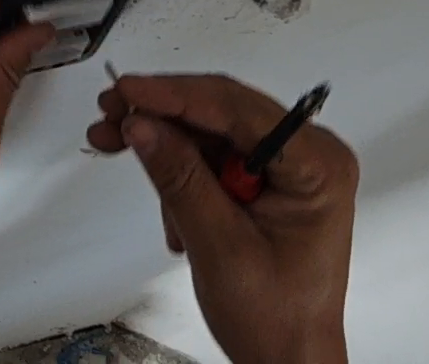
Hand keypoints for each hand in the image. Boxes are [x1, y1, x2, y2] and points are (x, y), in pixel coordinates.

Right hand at [88, 73, 357, 363]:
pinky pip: (209, 150)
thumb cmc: (275, 319)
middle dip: (161, 114)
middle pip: (220, 109)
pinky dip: (177, 166)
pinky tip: (166, 202)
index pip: (237, 108)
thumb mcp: (221, 249)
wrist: (288, 362)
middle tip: (111, 113)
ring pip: (208, 127)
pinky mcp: (262, 174)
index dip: (176, 95)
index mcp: (316, 163)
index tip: (129, 91)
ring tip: (115, 143)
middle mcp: (305, 151)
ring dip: (163, 140)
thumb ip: (180, 180)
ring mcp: (283, 161)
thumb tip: (141, 125)